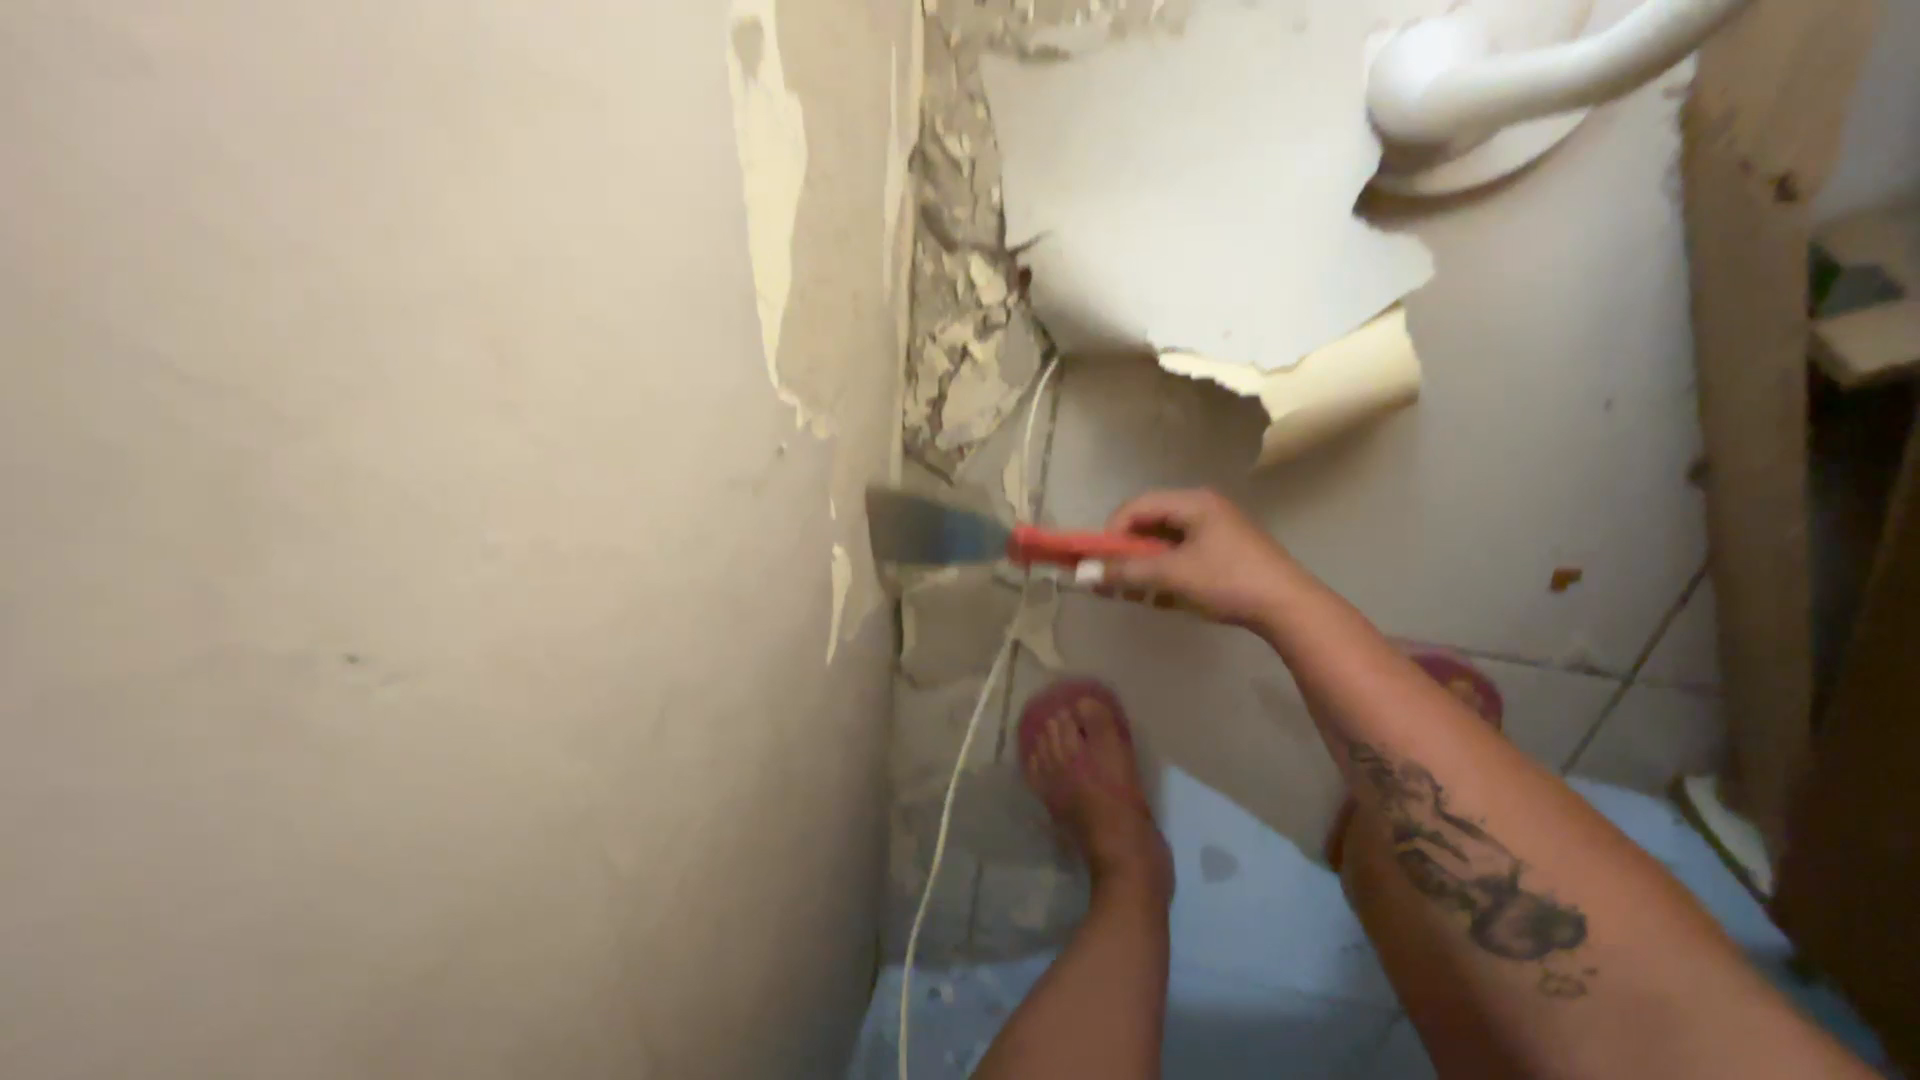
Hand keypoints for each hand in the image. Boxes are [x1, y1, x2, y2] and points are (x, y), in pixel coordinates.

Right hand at [1100, 488, 1302, 628]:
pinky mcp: (1225, 552)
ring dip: (1145, 566)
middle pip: (1150, 523)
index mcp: (1192, 502)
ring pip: (1165, 542)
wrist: (1288, 606)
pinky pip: (1183, 555)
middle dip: (1127, 553)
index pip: (1136, 506)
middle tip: (1113, 581)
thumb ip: (1127, 572)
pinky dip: (1166, 573)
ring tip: (1136, 595)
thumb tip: (1084, 574)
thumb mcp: (1172, 575)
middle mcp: (1203, 508)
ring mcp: (1217, 530)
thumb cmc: (1228, 581)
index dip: (1111, 533)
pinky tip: (1162, 598)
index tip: (1099, 564)